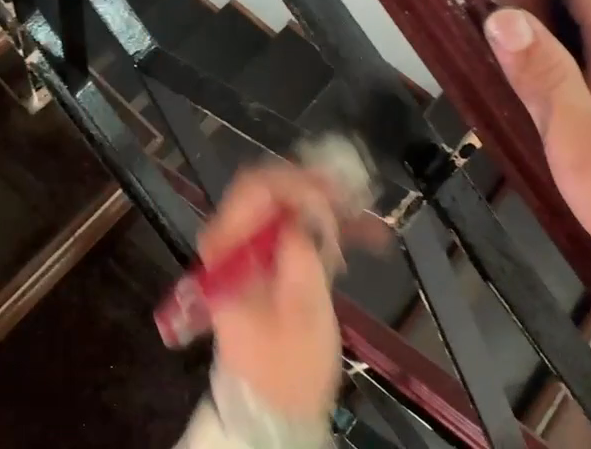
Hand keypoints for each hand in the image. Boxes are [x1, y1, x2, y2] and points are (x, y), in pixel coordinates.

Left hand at [198, 165, 347, 422]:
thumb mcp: (301, 311)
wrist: (274, 408)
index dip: (297, 182)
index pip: (255, 188)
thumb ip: (301, 252)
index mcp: (227, 247)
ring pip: (286, 204)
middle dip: (314, 187)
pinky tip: (363, 233)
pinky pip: (295, 227)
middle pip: (270, 190)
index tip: (336, 194)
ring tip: (363, 213)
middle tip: (354, 194)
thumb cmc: (287, 368)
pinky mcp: (267, 258)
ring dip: (325, 203)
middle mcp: (230, 238)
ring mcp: (247, 247)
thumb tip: (308, 208)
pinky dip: (326, 225)